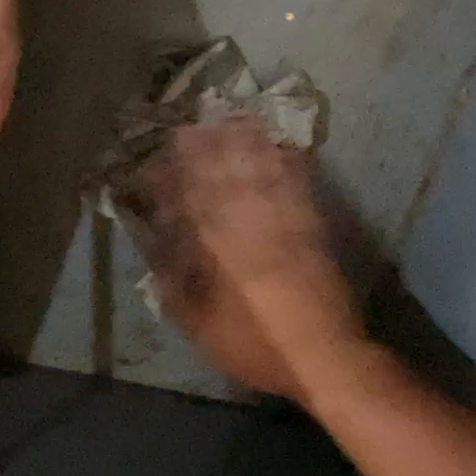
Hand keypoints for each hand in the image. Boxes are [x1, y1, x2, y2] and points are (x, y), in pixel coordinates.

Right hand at [149, 120, 365, 399]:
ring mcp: (281, 221)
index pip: (185, 201)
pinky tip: (280, 147)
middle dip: (203, 148)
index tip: (156, 161)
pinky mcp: (311, 225)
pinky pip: (295, 184)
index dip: (169, 178)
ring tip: (229, 121)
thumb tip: (154, 251)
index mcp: (214, 248)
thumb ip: (174, 285)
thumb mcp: (200, 325)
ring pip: (257, 172)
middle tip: (190, 126)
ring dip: (242, 145)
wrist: (322, 354)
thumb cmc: (255, 345)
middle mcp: (245, 225)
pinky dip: (285, 161)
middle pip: (220, 175)